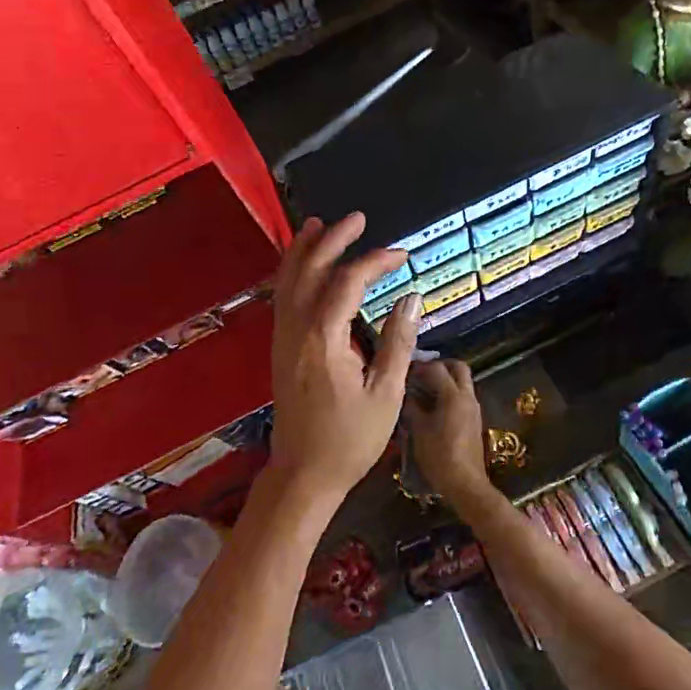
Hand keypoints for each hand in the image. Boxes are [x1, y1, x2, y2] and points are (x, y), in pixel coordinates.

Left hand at [268, 214, 420, 500]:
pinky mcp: (279, 348)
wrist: (303, 470)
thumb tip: (411, 298)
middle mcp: (295, 331)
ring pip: (287, 281)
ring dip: (303, 250)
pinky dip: (291, 273)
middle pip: (309, 271)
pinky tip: (302, 266)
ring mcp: (282, 338)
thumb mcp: (385, 394)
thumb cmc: (350, 439)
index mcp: (323, 340)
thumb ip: (397, 342)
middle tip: (356, 218)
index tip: (400, 256)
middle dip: (332, 240)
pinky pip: (282, 298)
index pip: (346, 284)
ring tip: (318, 225)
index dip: (373, 262)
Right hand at [405, 360, 492, 511]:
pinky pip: (462, 396)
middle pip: (458, 367)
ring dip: (445, 380)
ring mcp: (474, 408)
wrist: (465, 483)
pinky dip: (449, 393)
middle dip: (440, 365)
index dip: (419, 366)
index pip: (437, 368)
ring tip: (423, 390)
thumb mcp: (418, 429)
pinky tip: (432, 407)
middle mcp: (467, 397)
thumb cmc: (438, 455)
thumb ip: (412, 406)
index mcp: (453, 396)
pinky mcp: (474, 420)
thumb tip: (405, 392)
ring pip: (462, 382)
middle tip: (420, 374)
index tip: (404, 371)